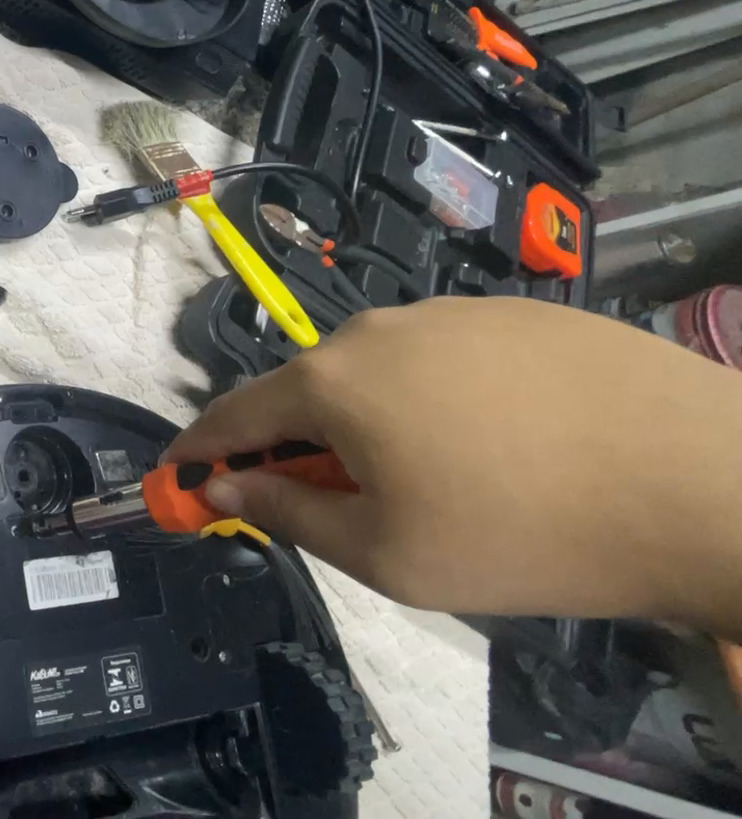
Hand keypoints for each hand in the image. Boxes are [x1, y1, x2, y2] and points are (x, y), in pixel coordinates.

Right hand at [164, 297, 741, 633]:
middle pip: (306, 389)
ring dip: (372, 415)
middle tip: (336, 494)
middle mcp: (374, 330)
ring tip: (437, 470)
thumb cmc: (529, 534)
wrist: (727, 491)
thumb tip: (224, 484)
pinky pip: (446, 356)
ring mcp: (449, 311)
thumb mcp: (387, 554)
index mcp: (331, 381)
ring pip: (376, 370)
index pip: (234, 413)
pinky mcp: (517, 311)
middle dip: (300, 440)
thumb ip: (286, 513)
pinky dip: (439, 395)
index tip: (179, 470)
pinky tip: (500, 437)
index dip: (200, 445)